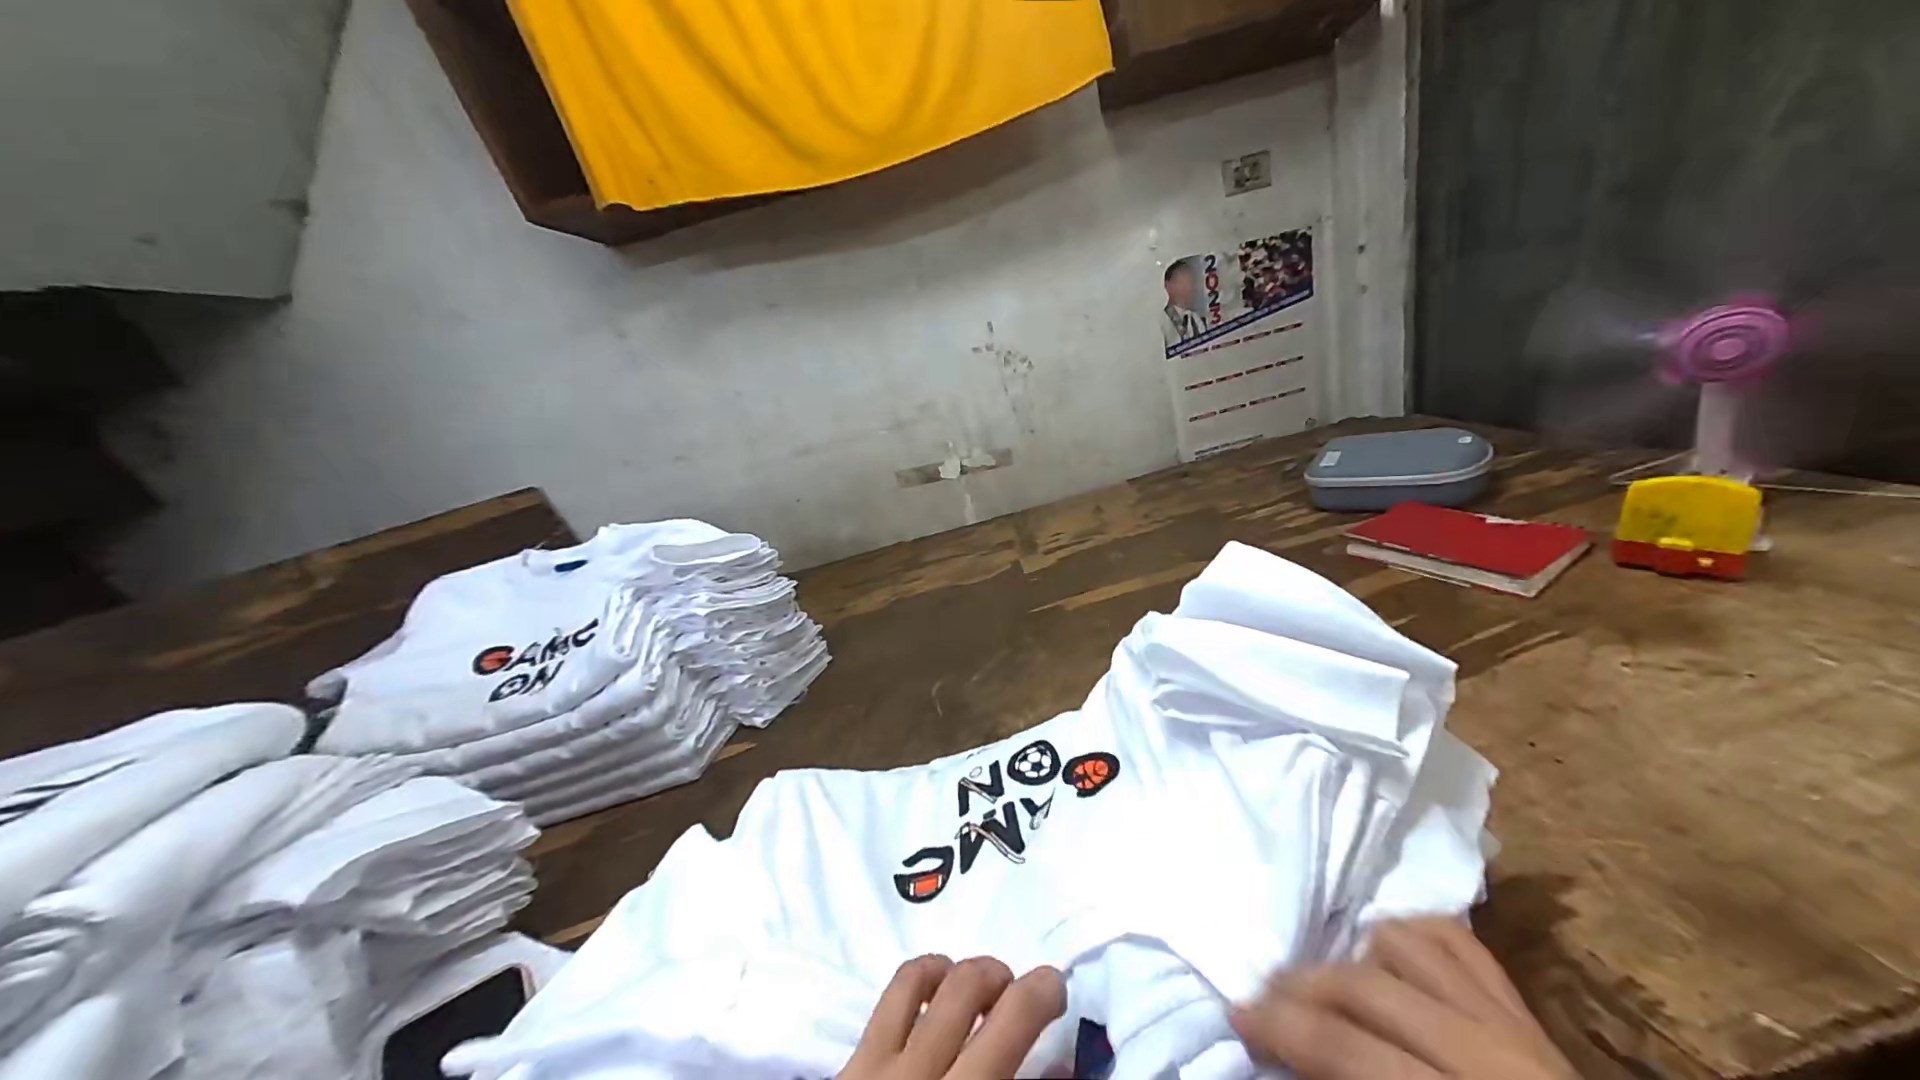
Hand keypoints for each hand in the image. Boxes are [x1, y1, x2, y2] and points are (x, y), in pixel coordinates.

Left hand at [839, 955, 1066, 1079]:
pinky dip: (921, 980)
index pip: (1012, 1023)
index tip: (1055, 986)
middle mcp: (920, 1072)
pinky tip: (931, 997)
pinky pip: (890, 995)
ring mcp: (874, 1065)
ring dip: (959, 971)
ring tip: (973, 989)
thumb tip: (1057, 1065)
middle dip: (1001, 976)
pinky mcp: (848, 1063)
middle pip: (967, 986)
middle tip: (1015, 993)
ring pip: (922, 977)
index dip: (1042, 993)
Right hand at [1231, 918, 1576, 1079]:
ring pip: (1407, 946)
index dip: (1278, 1029)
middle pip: (1364, 986)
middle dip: (1298, 988)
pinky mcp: (1531, 1015)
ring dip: (1354, 957)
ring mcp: (1517, 1028)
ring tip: (1330, 983)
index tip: (1237, 1018)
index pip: (1341, 1046)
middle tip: (1264, 998)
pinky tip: (1384, 953)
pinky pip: (1459, 943)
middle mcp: (1488, 1056)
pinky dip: (1411, 936)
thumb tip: (1285, 1059)